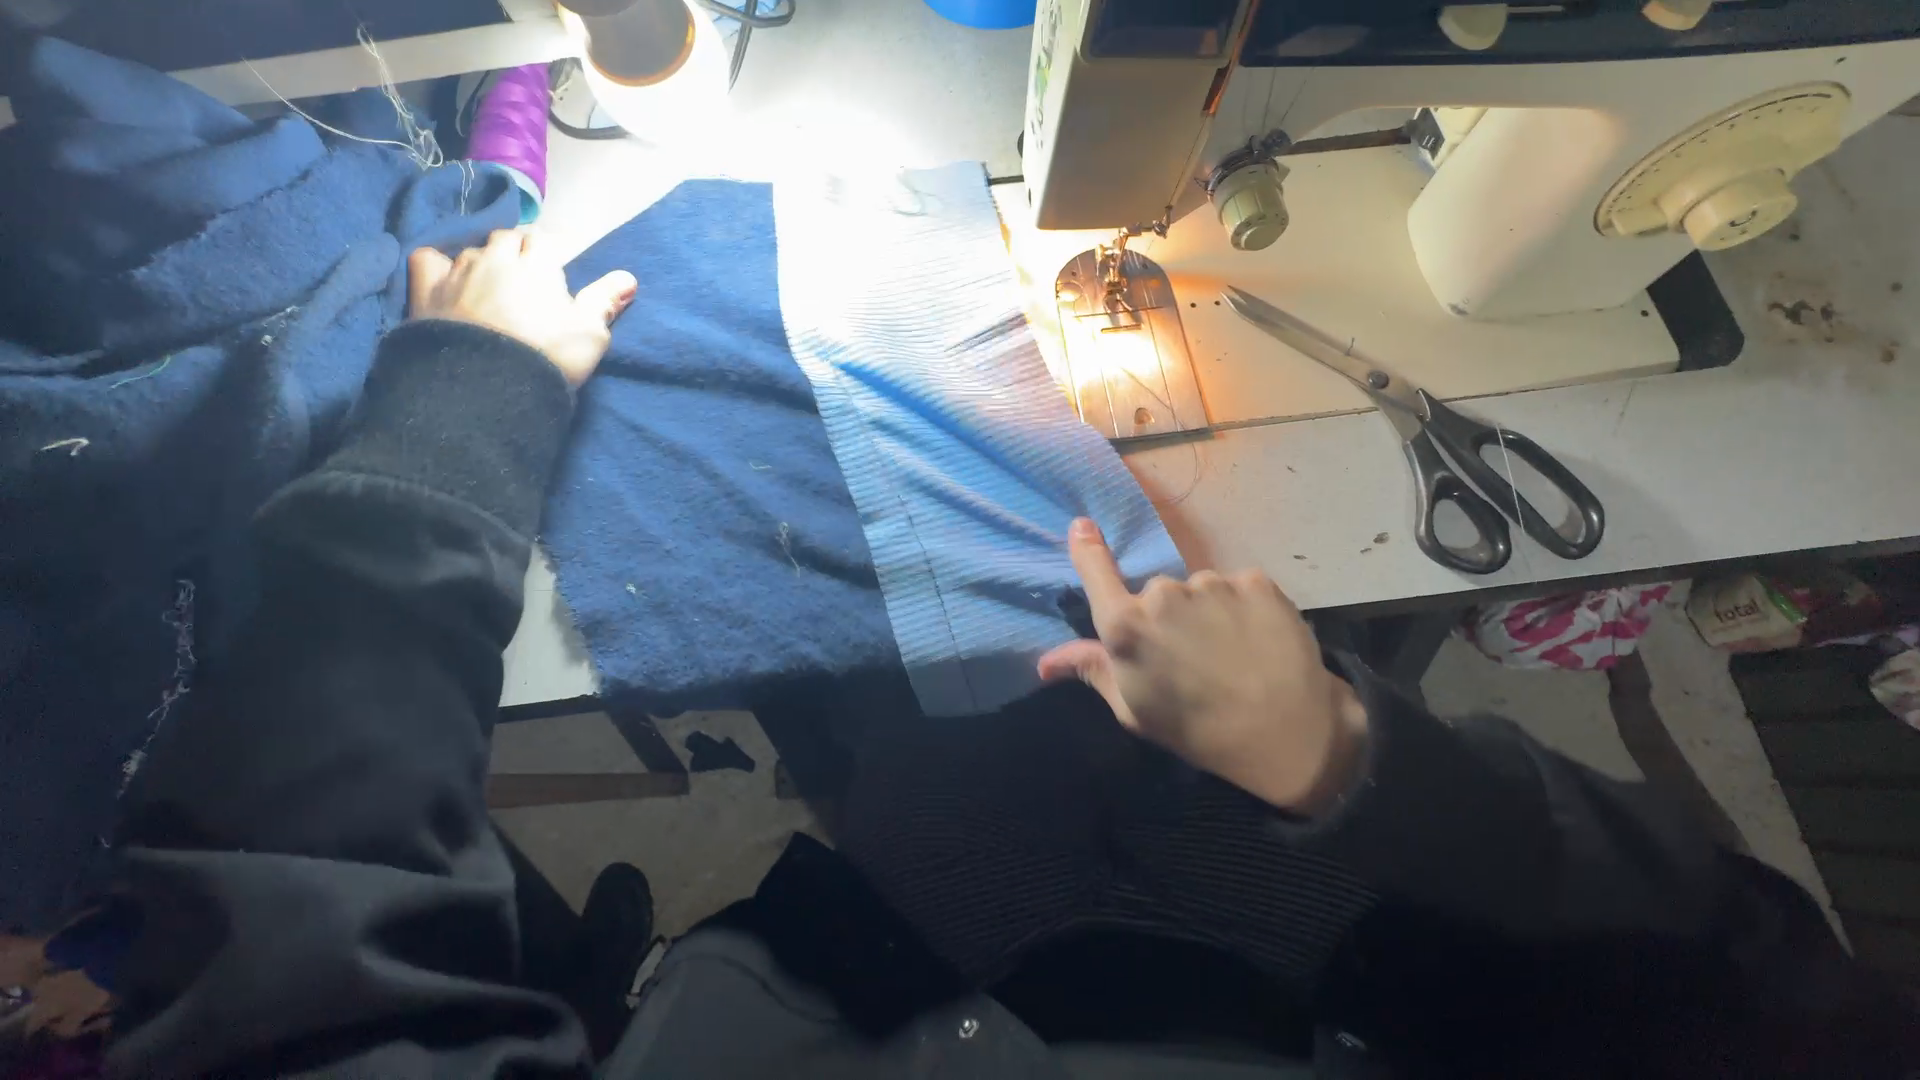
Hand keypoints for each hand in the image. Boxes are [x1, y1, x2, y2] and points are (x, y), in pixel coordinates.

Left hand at [407, 230, 637, 385]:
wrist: (489, 384)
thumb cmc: (549, 355)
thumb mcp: (591, 333)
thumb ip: (606, 301)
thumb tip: (629, 277)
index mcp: (537, 266)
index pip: (544, 242)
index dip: (551, 254)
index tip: (557, 271)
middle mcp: (496, 258)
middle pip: (507, 239)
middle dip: (517, 251)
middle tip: (526, 277)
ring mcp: (458, 271)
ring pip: (472, 249)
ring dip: (483, 260)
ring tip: (491, 284)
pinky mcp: (428, 289)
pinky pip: (428, 259)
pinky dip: (439, 264)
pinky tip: (447, 278)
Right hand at [1037, 518, 1369, 813]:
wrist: (1286, 734)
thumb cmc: (1196, 729)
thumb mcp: (1133, 709)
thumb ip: (1091, 670)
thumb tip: (1044, 662)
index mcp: (1125, 625)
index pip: (1095, 570)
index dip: (1087, 547)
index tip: (1083, 526)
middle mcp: (1163, 592)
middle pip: (1156, 592)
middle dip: (1166, 615)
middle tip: (1189, 655)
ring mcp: (1212, 582)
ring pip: (1200, 590)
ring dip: (1207, 612)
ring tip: (1230, 653)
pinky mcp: (1256, 580)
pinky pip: (1238, 587)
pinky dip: (1243, 608)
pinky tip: (1257, 641)